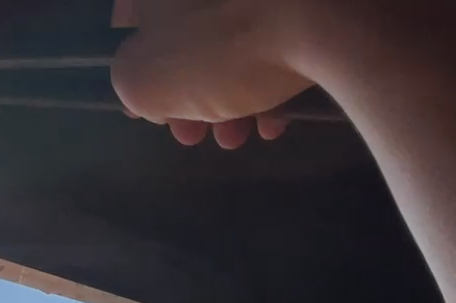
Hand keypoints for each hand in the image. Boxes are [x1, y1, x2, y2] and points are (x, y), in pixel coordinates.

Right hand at [111, 0, 315, 147]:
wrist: (327, 13)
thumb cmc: (218, 44)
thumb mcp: (143, 79)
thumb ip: (128, 81)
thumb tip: (149, 83)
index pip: (128, 15)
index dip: (134, 63)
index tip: (151, 105)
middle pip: (183, 33)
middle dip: (187, 93)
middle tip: (194, 135)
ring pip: (230, 38)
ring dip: (228, 97)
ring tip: (237, 137)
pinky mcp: (303, 2)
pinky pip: (274, 34)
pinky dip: (270, 76)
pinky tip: (275, 119)